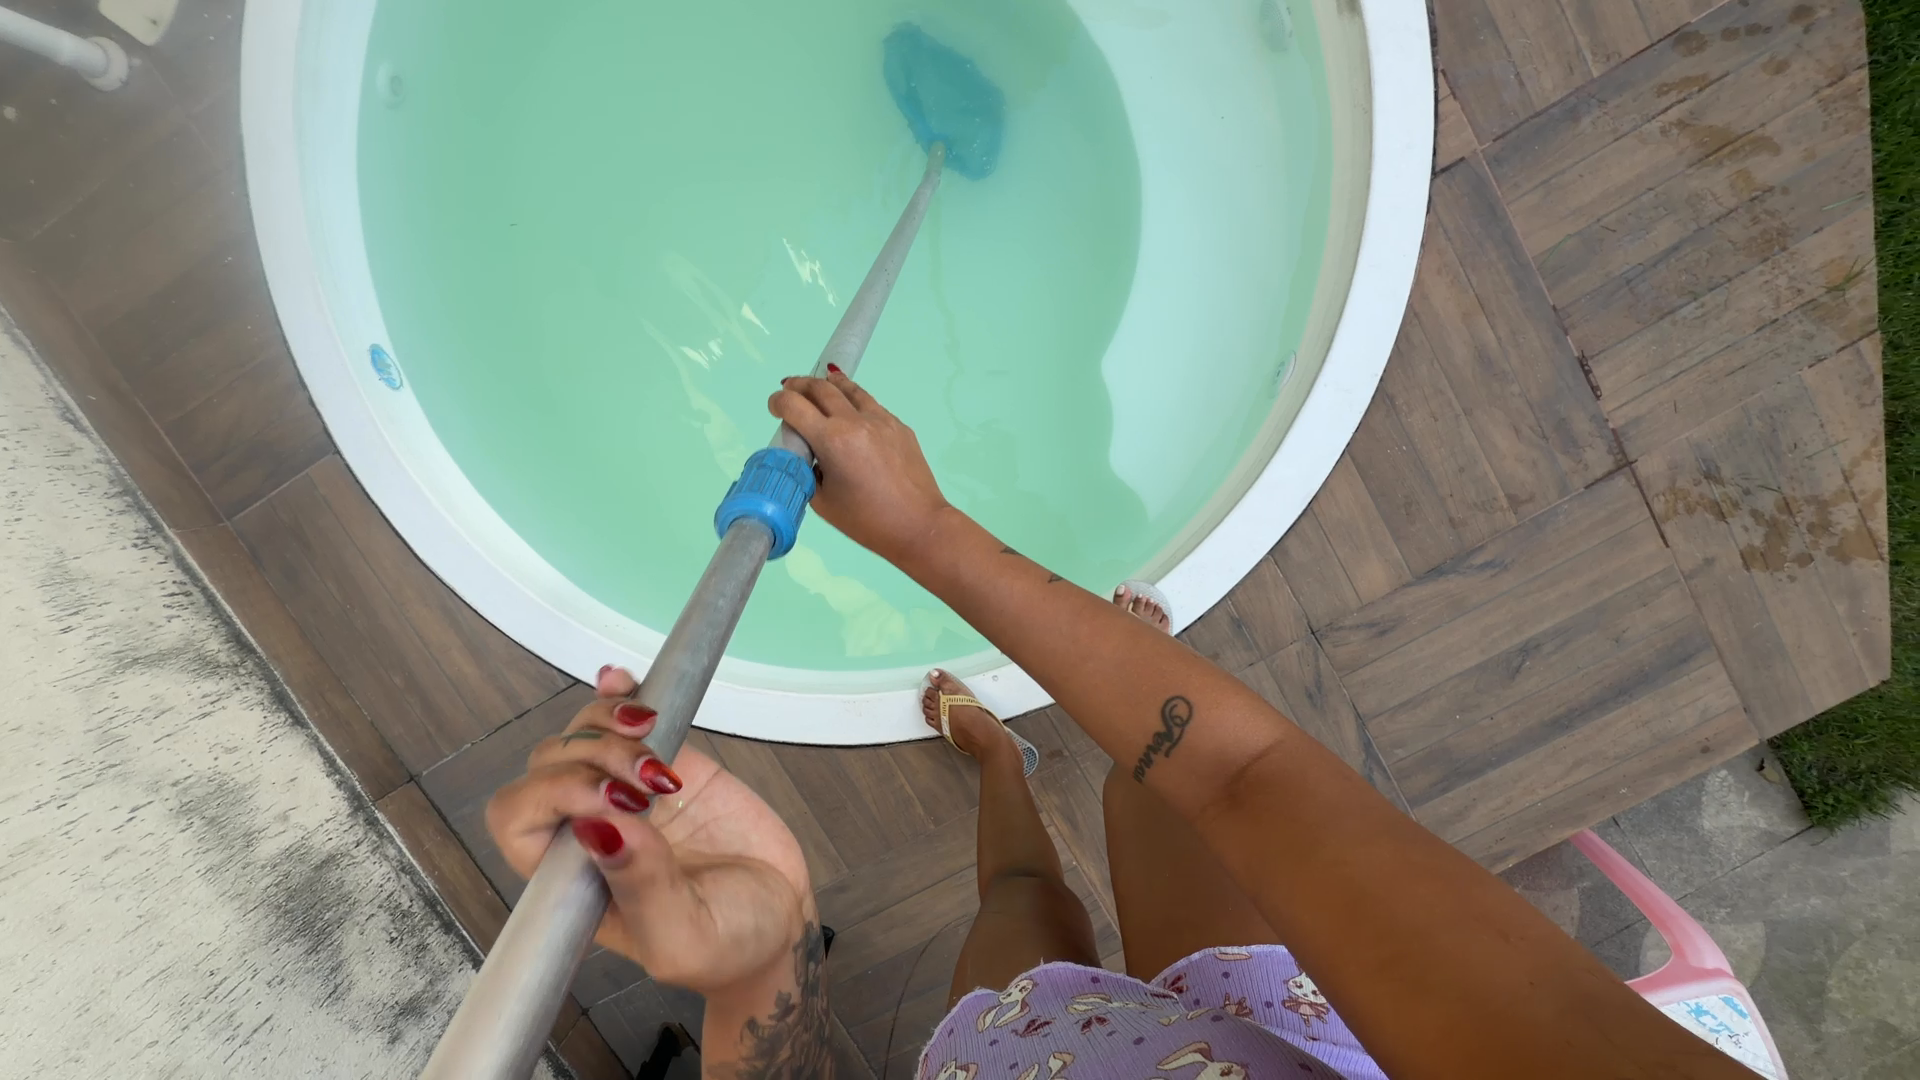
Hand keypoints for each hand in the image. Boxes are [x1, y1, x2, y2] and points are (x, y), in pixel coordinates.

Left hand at [486, 667, 812, 994]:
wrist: (780, 912)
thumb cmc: (726, 944)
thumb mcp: (682, 937)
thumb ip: (641, 888)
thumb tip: (597, 828)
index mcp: (571, 881)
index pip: (518, 819)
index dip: (554, 794)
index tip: (615, 800)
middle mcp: (588, 830)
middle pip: (548, 765)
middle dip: (595, 759)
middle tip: (656, 783)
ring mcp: (627, 790)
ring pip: (582, 734)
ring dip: (611, 726)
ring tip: (660, 750)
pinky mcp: (668, 762)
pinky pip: (626, 719)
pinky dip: (618, 693)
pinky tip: (625, 682)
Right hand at [768, 367, 951, 563]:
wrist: (918, 524)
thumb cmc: (867, 522)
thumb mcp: (823, 502)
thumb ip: (809, 471)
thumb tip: (810, 453)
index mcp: (832, 440)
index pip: (794, 405)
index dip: (778, 402)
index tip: (774, 406)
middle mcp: (856, 421)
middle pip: (821, 388)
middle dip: (799, 385)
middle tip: (789, 388)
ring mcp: (882, 420)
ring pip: (850, 390)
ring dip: (829, 384)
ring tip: (821, 383)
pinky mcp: (900, 426)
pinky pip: (871, 405)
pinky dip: (854, 402)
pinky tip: (852, 410)